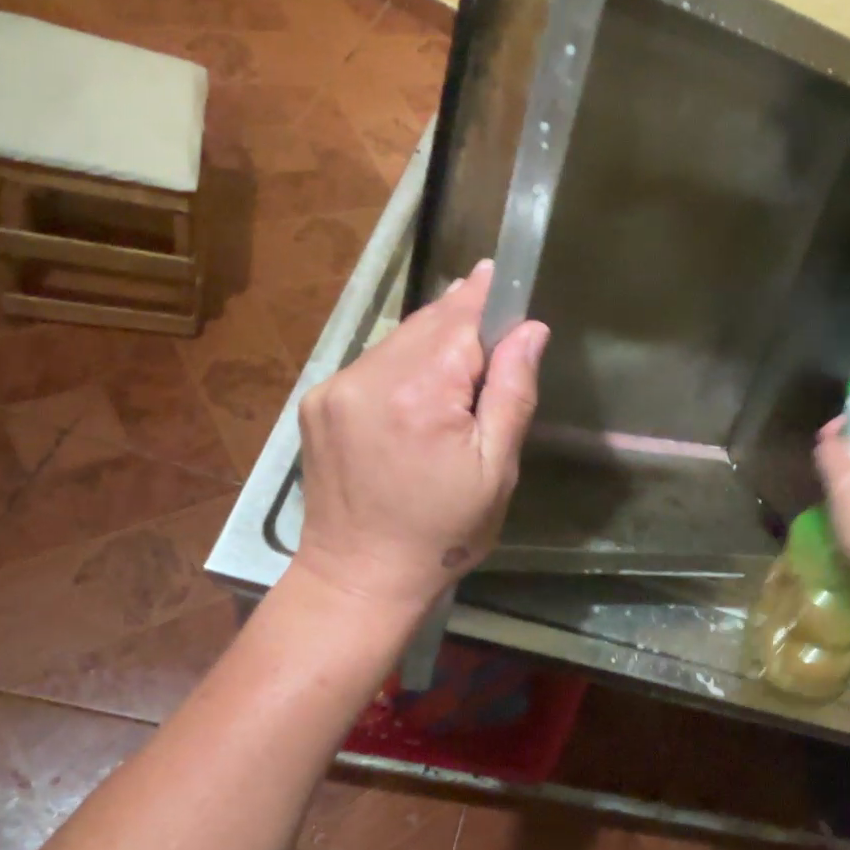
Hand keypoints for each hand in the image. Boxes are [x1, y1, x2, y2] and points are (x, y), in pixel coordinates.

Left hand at [291, 260, 548, 617]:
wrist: (361, 576)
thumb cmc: (444, 532)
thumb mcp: (496, 470)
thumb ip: (512, 394)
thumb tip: (531, 331)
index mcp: (419, 396)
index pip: (460, 322)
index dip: (483, 298)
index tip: (497, 273)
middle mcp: (368, 379)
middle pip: (427, 325)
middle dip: (461, 317)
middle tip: (491, 306)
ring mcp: (335, 389)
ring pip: (399, 342)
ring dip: (433, 342)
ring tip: (462, 358)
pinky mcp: (318, 403)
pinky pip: (374, 364)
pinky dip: (403, 364)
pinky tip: (422, 388)